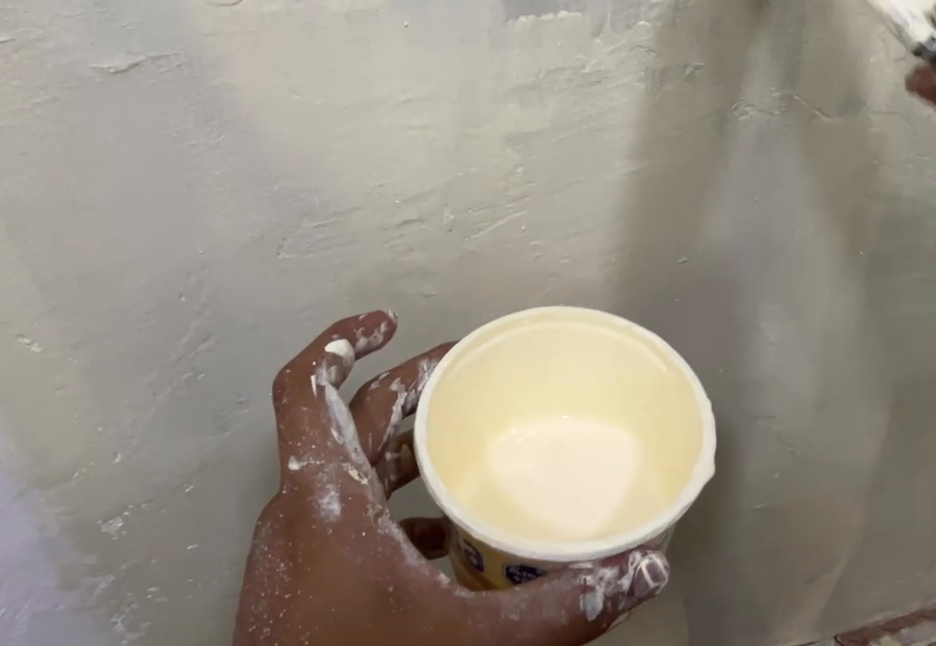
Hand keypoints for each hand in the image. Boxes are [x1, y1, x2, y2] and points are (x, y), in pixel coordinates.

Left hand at [233, 311, 669, 645]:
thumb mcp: (476, 640)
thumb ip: (563, 608)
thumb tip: (640, 571)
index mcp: (320, 501)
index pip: (307, 389)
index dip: (341, 341)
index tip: (386, 322)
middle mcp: (298, 516)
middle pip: (346, 421)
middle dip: (404, 388)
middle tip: (455, 372)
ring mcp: (295, 554)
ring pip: (347, 469)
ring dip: (400, 447)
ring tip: (456, 442)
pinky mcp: (303, 588)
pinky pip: (347, 519)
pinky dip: (392, 507)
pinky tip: (441, 536)